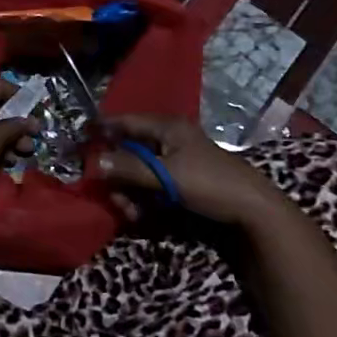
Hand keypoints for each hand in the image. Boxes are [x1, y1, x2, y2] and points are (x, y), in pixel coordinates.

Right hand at [96, 114, 283, 223]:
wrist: (255, 212)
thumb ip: (129, 168)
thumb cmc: (210, 184)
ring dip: (129, 192)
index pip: (126, 121)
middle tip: (111, 195)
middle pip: (130, 150)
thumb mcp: (166, 175)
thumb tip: (94, 162)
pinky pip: (154, 184)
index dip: (102, 127)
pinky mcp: (184, 181)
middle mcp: (170, 139)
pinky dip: (144, 198)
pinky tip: (142, 215)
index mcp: (168, 127)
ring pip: (140, 171)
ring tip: (130, 212)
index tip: (80, 135)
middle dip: (117, 174)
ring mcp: (178, 161)